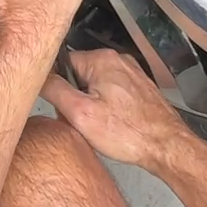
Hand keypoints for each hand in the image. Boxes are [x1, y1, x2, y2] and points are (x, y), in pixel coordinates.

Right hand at [41, 49, 201, 172]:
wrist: (168, 147)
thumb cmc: (130, 133)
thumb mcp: (80, 114)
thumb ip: (55, 90)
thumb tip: (38, 77)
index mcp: (101, 59)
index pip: (62, 64)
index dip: (57, 87)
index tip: (62, 107)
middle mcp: (117, 60)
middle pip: (78, 75)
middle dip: (75, 99)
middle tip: (80, 122)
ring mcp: (129, 73)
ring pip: (94, 85)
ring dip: (90, 104)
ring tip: (99, 126)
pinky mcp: (138, 88)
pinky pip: (111, 92)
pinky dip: (106, 108)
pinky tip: (112, 125)